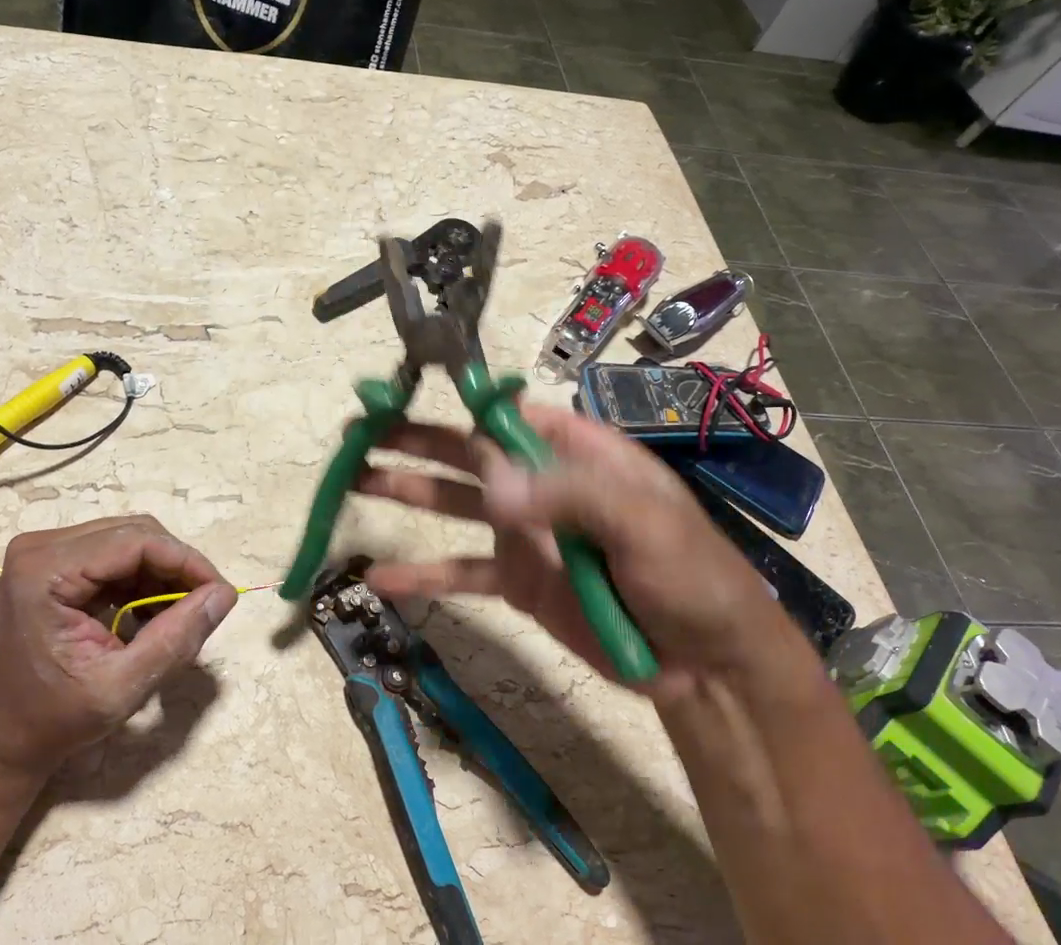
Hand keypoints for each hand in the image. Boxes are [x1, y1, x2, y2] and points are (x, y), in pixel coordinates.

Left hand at [0, 515, 238, 775]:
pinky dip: (141, 581)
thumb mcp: (122, 687)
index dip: (186, 562)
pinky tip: (153, 615)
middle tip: (205, 607)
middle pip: (133, 534)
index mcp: (46, 569)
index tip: (221, 595)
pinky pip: (113, 557)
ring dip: (162, 574)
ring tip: (179, 616)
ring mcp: (44, 553)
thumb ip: (176, 638)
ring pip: (128, 541)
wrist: (2, 740)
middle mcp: (41, 547)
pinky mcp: (52, 565)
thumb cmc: (55, 720)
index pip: (136, 540)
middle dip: (176, 567)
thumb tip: (225, 595)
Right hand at [357, 405, 792, 699]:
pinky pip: (461, 573)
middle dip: (416, 442)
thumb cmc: (690, 576)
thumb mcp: (644, 523)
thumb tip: (488, 483)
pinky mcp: (518, 583)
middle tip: (360, 434)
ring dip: (407, 491)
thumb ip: (569, 495)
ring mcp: (527, 535)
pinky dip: (422, 573)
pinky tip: (380, 575)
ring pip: (455, 506)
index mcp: (578, 453)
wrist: (706, 664)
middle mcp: (544, 484)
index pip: (509, 416)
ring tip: (355, 481)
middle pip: (469, 454)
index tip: (406, 395)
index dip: (458, 403)